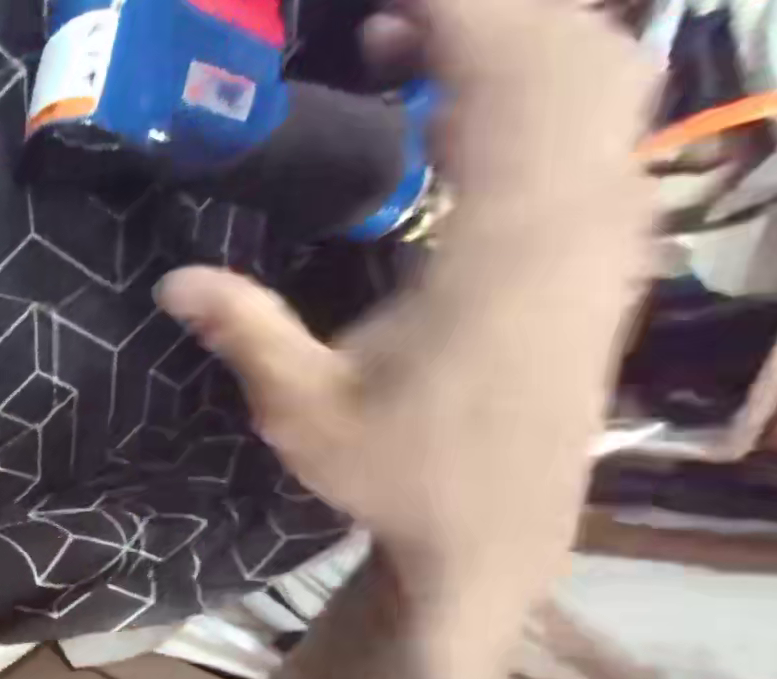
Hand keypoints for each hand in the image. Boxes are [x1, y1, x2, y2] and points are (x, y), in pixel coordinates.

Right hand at [157, 0, 654, 634]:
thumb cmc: (397, 473)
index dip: (454, 8)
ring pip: (598, 84)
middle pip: (573, 50)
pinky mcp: (604, 255)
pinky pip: (594, 134)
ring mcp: (605, 234)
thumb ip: (245, 331)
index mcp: (500, 247)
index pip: (507, 71)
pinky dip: (535, 96)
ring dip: (513, 47)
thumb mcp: (301, 410)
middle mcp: (577, 220)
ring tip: (409, 58)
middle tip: (379, 30)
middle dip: (482, 16)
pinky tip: (459, 124)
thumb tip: (170, 281)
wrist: (497, 529)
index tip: (377, 5)